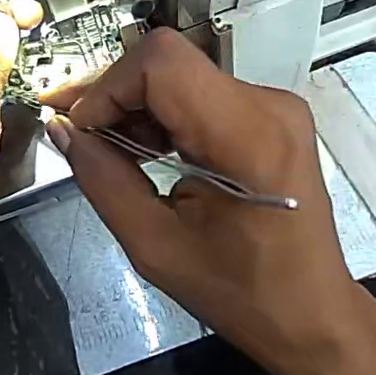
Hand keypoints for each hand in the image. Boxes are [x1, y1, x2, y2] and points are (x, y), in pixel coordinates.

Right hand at [47, 29, 375, 374]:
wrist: (310, 310)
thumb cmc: (243, 293)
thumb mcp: (156, 246)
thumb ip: (103, 180)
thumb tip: (65, 131)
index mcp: (249, 137)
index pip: (162, 64)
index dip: (107, 87)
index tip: (80, 128)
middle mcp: (271, 106)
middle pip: (172, 63)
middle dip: (116, 94)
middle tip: (80, 134)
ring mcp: (278, 108)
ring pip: (186, 75)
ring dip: (140, 105)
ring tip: (113, 149)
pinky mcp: (275, 118)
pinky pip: (207, 94)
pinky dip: (169, 114)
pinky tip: (150, 150)